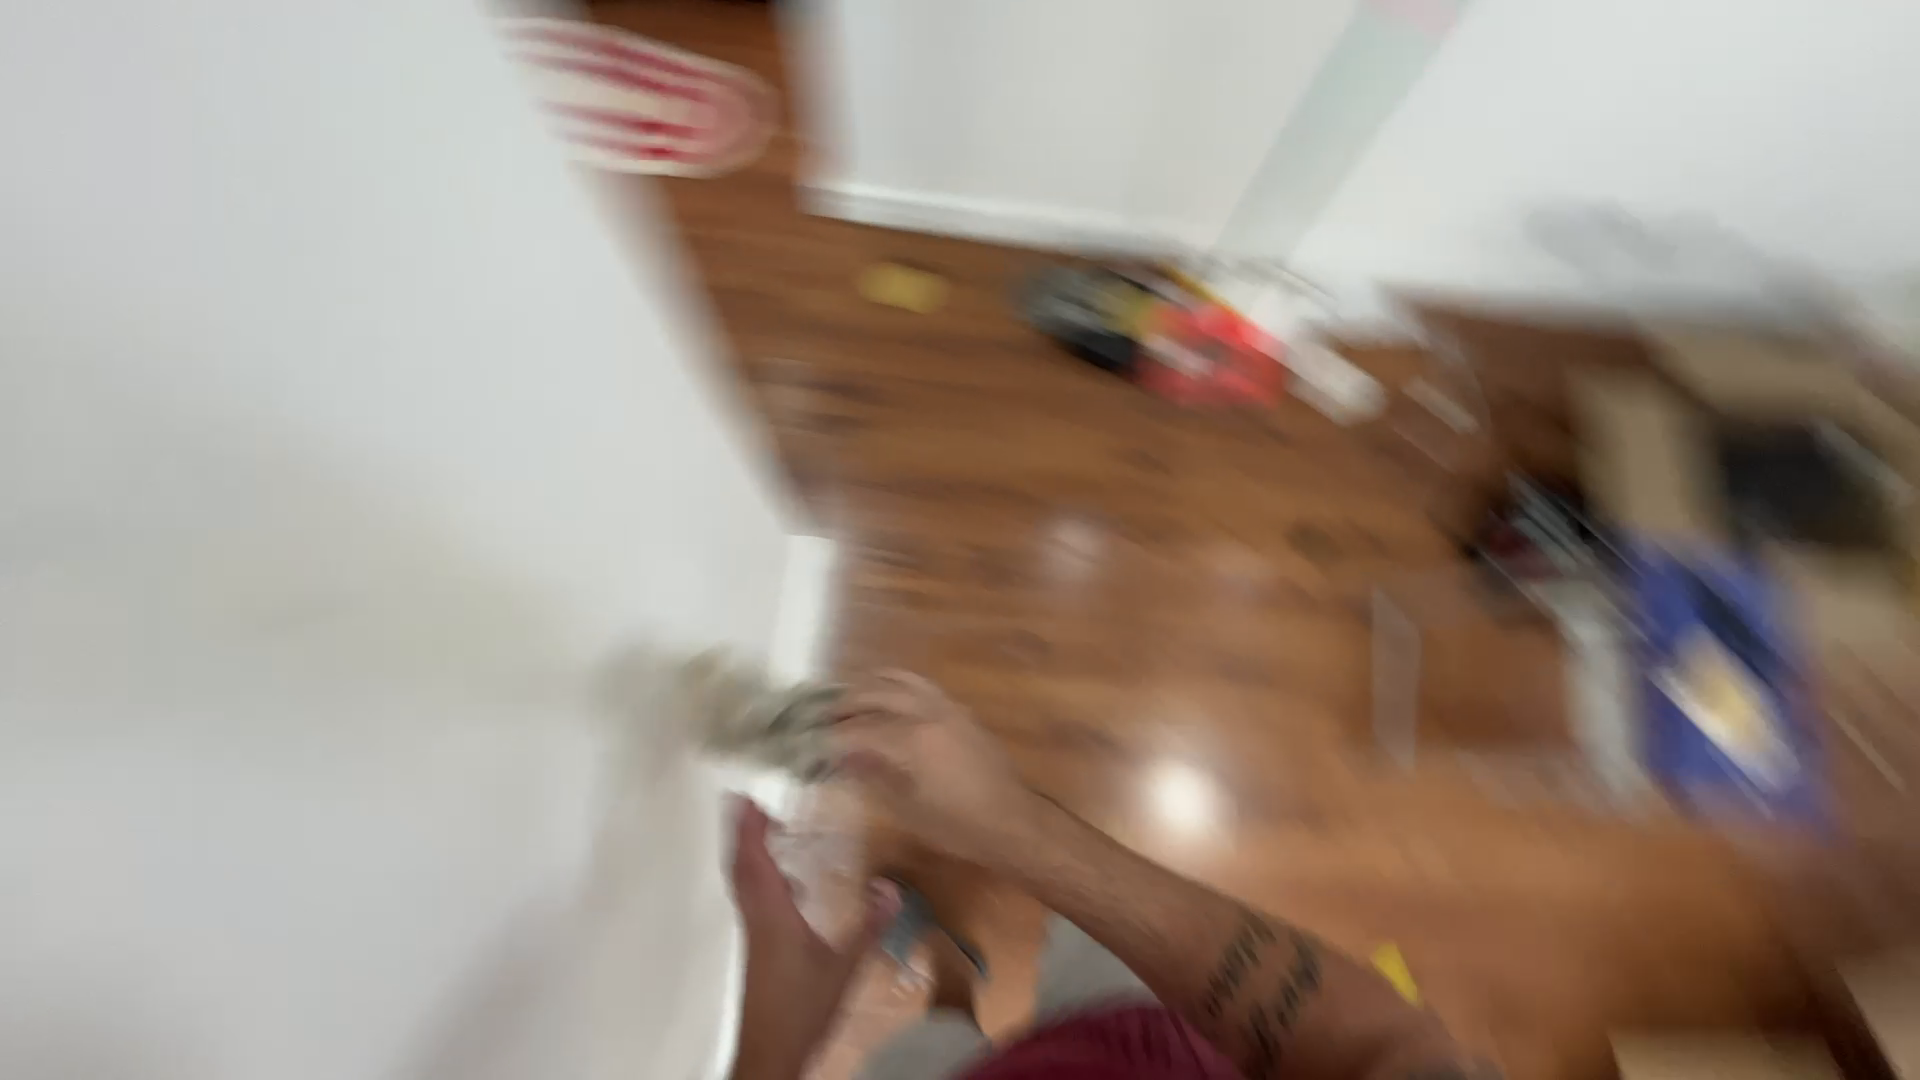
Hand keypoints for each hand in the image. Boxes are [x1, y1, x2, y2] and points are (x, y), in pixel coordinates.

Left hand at [727, 798, 899, 1079]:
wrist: (768, 1055)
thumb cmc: (802, 1008)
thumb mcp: (843, 968)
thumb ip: (868, 927)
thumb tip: (890, 886)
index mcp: (772, 915)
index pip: (755, 861)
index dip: (750, 828)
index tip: (747, 796)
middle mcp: (756, 918)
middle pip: (741, 867)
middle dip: (744, 833)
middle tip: (752, 803)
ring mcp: (753, 934)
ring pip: (743, 884)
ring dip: (749, 853)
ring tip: (767, 832)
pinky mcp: (756, 948)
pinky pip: (751, 899)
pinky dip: (759, 878)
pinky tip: (787, 885)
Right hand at [831, 670, 1042, 866]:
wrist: (1013, 821)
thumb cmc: (958, 828)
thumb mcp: (907, 810)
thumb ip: (872, 777)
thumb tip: (841, 758)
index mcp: (912, 742)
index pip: (857, 732)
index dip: (829, 739)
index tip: (807, 745)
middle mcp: (927, 713)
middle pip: (874, 695)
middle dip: (843, 705)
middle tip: (820, 719)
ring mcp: (947, 707)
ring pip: (900, 680)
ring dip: (870, 686)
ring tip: (848, 699)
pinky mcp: (959, 710)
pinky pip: (921, 685)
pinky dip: (897, 685)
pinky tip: (885, 698)